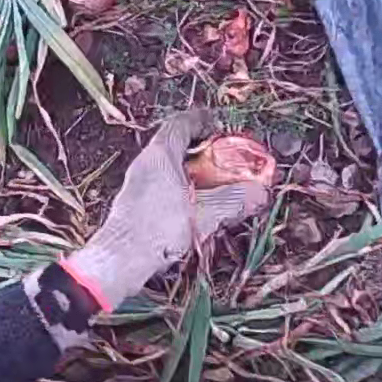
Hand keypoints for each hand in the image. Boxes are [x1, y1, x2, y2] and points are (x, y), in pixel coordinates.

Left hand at [63, 109, 267, 309]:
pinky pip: (159, 188)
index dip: (201, 121)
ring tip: (211, 186)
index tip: (218, 127)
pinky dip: (178, 190)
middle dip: (199, 151)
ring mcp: (135, 186)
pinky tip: (190, 208)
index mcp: (159, 155)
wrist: (121, 260)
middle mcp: (143, 165)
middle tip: (221, 159)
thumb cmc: (160, 228)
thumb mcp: (205, 213)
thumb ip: (233, 200)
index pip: (180, 124)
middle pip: (173, 147)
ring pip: (166, 169)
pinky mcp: (132, 206)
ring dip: (189, 173)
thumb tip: (261, 193)